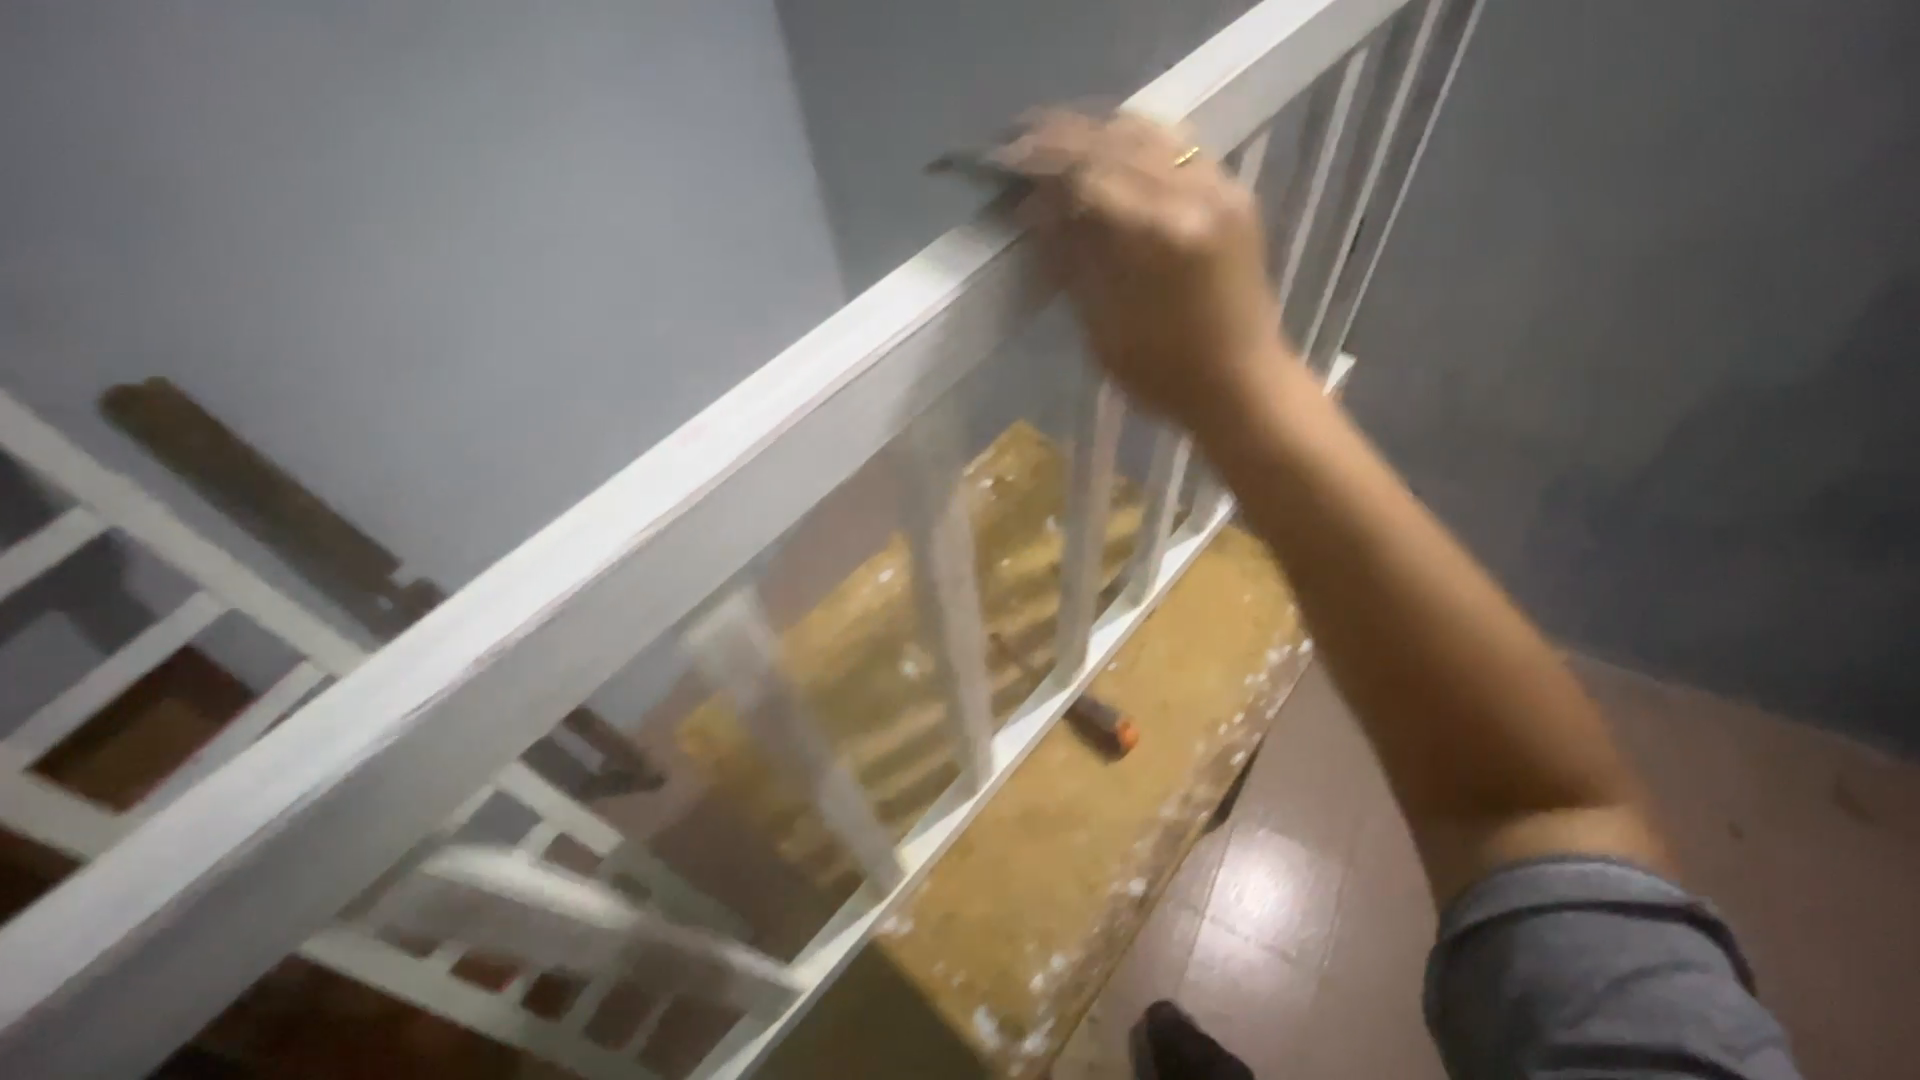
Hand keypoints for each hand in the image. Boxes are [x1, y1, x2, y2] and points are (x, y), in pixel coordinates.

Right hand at [994, 110, 1300, 435]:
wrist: (1245, 386)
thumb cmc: (1165, 374)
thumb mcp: (1102, 324)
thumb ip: (1072, 255)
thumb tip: (1036, 206)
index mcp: (1160, 234)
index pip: (1087, 171)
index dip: (1039, 163)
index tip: (1002, 161)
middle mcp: (1195, 193)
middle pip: (1116, 139)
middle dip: (1061, 137)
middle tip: (1018, 141)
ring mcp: (1221, 186)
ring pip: (1149, 131)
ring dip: (1098, 130)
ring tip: (1057, 140)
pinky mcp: (1234, 193)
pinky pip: (1177, 147)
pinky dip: (1136, 141)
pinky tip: (1108, 151)